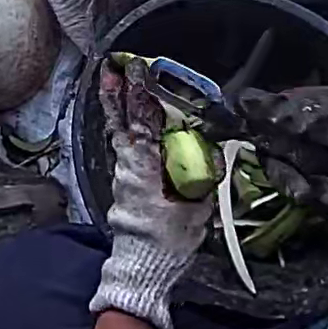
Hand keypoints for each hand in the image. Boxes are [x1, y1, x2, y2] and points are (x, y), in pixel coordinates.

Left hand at [90, 56, 213, 328]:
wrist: (141, 265)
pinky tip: (124, 115)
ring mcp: (121, 167)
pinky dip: (120, 122)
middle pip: (121, 116)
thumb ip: (203, 174)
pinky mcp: (121, 177)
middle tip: (113, 63)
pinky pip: (120, 141)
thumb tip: (214, 149)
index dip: (140, 91)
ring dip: (116, 102)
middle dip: (118, 88)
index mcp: (147, 162)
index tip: (138, 67)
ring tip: (113, 78)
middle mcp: (129, 159)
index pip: (143, 118)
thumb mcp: (196, 205)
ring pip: (118, 126)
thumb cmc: (170, 236)